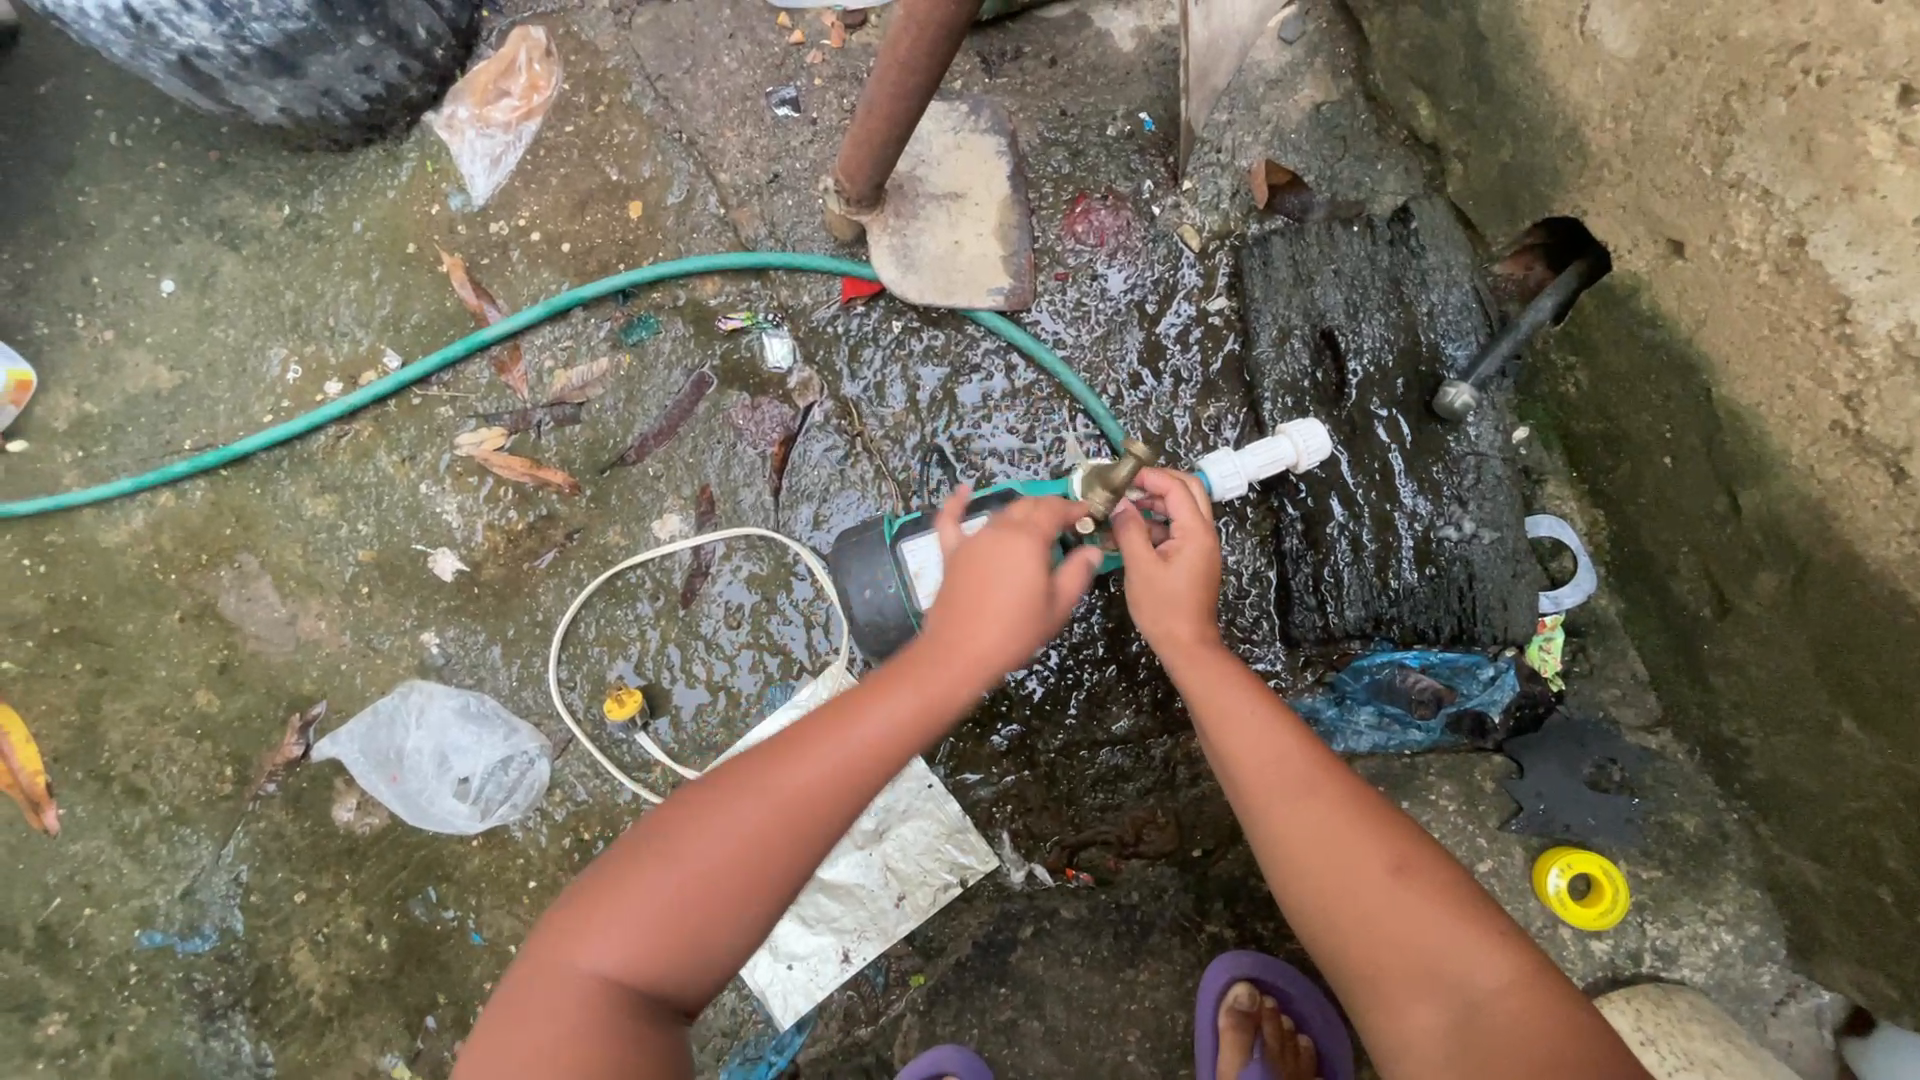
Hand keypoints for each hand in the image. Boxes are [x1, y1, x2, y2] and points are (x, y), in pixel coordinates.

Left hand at [916, 486, 1105, 688]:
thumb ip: (1077, 574)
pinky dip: (957, 503)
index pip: (1054, 510)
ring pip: (999, 514)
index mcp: (1028, 540)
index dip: (1073, 508)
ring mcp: (972, 540)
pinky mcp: (951, 553)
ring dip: (1020, 513)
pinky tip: (964, 489)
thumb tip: (1092, 550)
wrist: (960, 652)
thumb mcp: (1057, 607)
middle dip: (1049, 508)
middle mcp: (1000, 531)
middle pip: (1027, 506)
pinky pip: (950, 520)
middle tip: (1065, 521)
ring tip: (1035, 521)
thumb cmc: (1015, 632)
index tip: (1087, 513)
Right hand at [1108, 467, 1223, 659]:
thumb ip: (1129, 530)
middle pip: (1186, 491)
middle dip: (1156, 483)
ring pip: (1181, 510)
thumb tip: (1119, 503)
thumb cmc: (1163, 608)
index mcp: (1195, 531)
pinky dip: (1154, 526)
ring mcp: (1200, 546)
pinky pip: (1176, 530)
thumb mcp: (1140, 567)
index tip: (1121, 476)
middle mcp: (1204, 533)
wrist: (1187, 645)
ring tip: (1121, 510)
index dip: (1149, 476)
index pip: (1176, 487)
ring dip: (1153, 505)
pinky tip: (1128, 534)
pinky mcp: (1193, 558)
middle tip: (1126, 486)